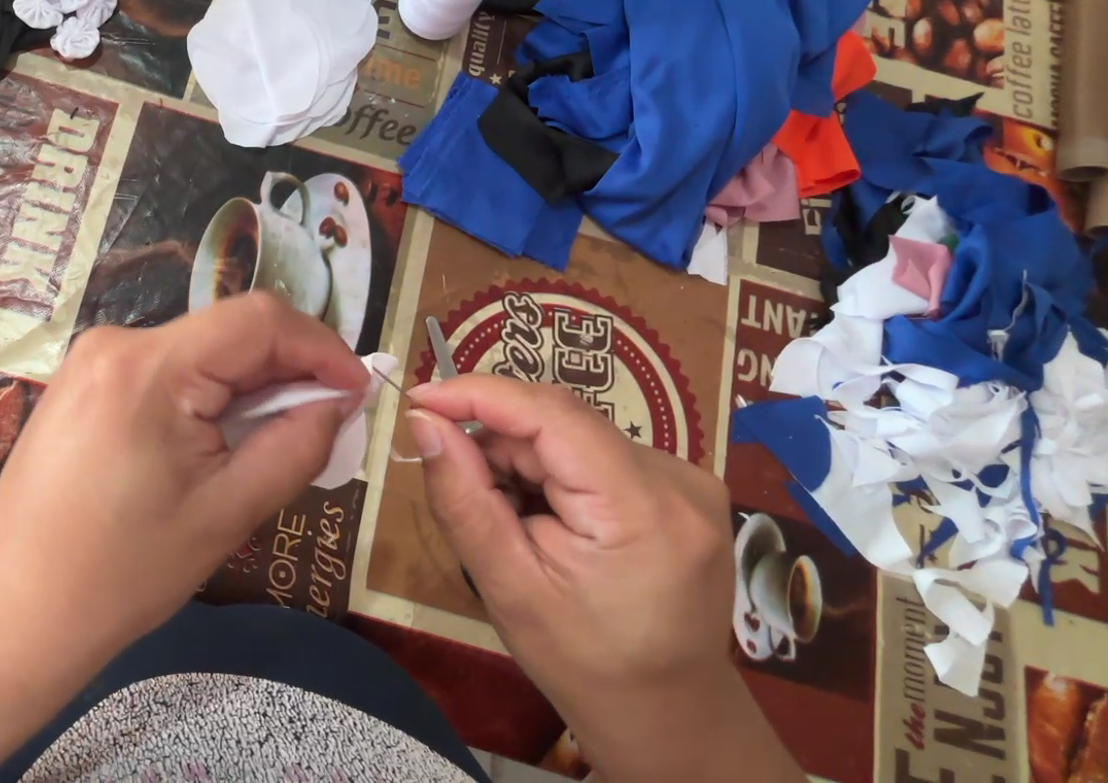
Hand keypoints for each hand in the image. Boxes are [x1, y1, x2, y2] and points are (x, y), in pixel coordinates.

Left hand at [0, 292, 366, 645]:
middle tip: (324, 423)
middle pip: (229, 329)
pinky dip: (208, 391)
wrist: (16, 607)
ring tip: (271, 438)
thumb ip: (295, 445)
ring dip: (249, 383)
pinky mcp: (85, 379)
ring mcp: (94, 357)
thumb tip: (340, 401)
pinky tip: (218, 438)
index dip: (320, 347)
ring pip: (201, 348)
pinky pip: (168, 367)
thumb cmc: (123, 572)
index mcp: (150, 366)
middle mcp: (117, 341)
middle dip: (288, 368)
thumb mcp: (228, 512)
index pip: (259, 319)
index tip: (357, 392)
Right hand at [406, 376, 800, 781]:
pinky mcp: (683, 485)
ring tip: (514, 520)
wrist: (666, 713)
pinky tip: (548, 516)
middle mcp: (678, 480)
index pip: (552, 414)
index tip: (419, 397)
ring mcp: (688, 479)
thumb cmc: (581, 661)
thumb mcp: (506, 585)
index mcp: (642, 512)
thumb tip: (424, 419)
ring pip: (573, 432)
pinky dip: (553, 469)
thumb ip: (462, 497)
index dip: (479, 394)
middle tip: (463, 487)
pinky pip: (595, 449)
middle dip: (498, 441)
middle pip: (561, 422)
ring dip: (524, 458)